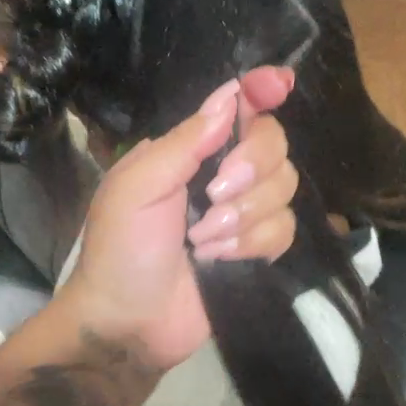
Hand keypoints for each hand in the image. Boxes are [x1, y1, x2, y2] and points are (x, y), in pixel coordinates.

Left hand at [60, 66, 297, 368]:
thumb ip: (186, 141)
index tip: (281, 83)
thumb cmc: (121, 248)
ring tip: (201, 240)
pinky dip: (251, 245)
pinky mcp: (258, 250)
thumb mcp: (138, 186)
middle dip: (250, 168)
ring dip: (242, 216)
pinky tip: (219, 260)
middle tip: (213, 194)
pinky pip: (285, 229)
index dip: (261, 92)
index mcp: (189, 150)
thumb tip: (230, 95)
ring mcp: (243, 211)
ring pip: (284, 187)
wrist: (128, 321)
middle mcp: (221, 173)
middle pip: (273, 142)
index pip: (237, 108)